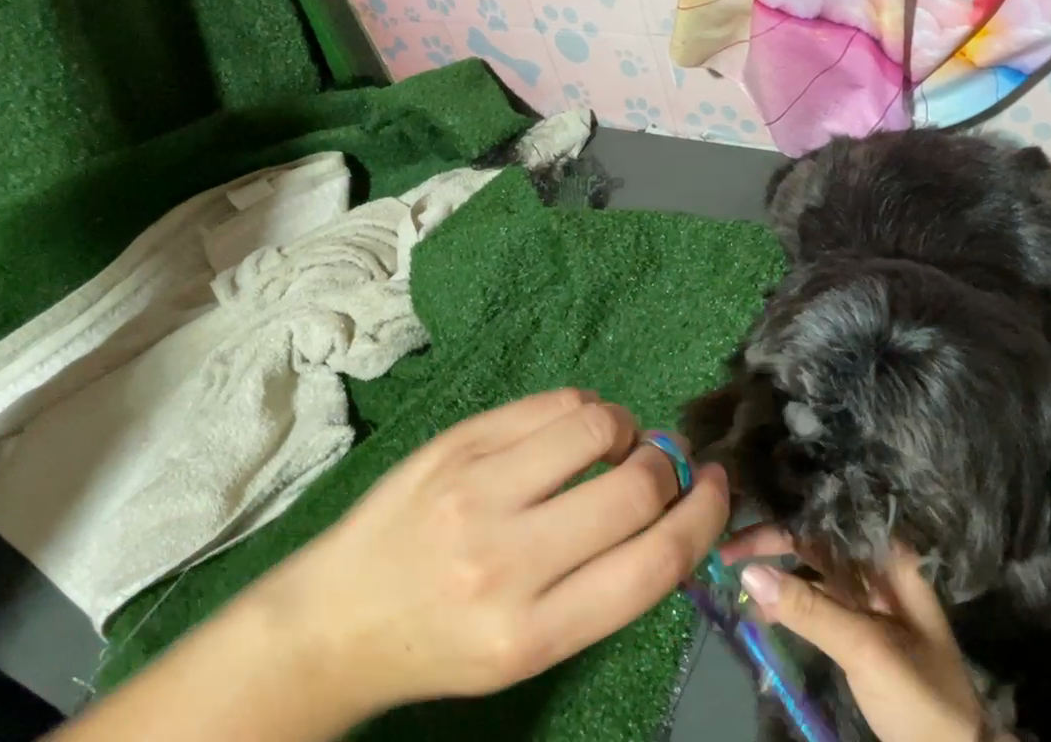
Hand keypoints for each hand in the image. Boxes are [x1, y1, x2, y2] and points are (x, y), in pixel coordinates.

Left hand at [252, 388, 729, 719]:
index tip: (718, 489)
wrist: (332, 624)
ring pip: (597, 427)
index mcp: (532, 633)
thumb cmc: (445, 645)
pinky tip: (572, 432)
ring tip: (614, 445)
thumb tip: (677, 505)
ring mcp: (473, 493)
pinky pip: (552, 404)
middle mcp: (503, 562)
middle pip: (635, 488)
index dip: (705, 517)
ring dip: (626, 431)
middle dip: (671, 470)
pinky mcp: (454, 445)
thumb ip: (608, 584)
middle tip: (664, 468)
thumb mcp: (532, 647)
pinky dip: (584, 411)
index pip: (654, 563)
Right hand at [721, 529, 992, 741]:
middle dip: (776, 541)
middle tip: (726, 550)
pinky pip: (818, 602)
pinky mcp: (859, 629)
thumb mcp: (864, 648)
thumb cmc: (919, 692)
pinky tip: (762, 608)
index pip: (834, 520)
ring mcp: (869, 600)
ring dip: (778, 570)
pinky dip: (789, 602)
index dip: (790, 513)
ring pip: (815, 571)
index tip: (743, 517)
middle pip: (820, 541)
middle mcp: (880, 569)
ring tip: (733, 572)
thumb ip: (810, 609)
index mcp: (892, 559)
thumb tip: (749, 572)